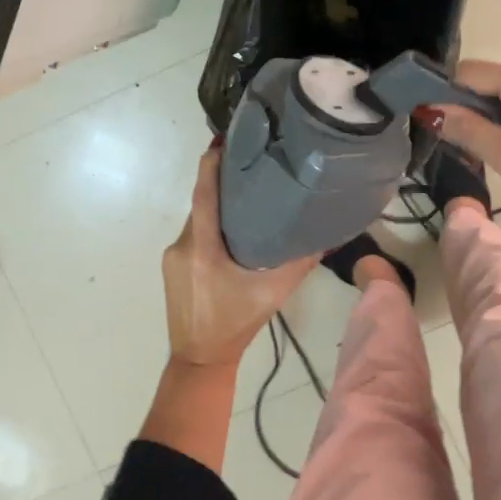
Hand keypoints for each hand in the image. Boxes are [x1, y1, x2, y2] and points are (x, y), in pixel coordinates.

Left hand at [162, 144, 317, 367]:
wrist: (199, 359)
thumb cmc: (237, 324)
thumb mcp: (273, 294)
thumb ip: (299, 263)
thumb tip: (329, 237)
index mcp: (203, 249)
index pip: (203, 195)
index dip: (210, 165)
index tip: (222, 140)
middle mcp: (183, 246)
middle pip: (200, 203)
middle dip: (220, 183)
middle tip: (247, 163)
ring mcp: (173, 256)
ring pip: (196, 219)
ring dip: (215, 206)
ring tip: (243, 193)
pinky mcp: (171, 265)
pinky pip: (191, 234)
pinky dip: (208, 225)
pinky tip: (229, 228)